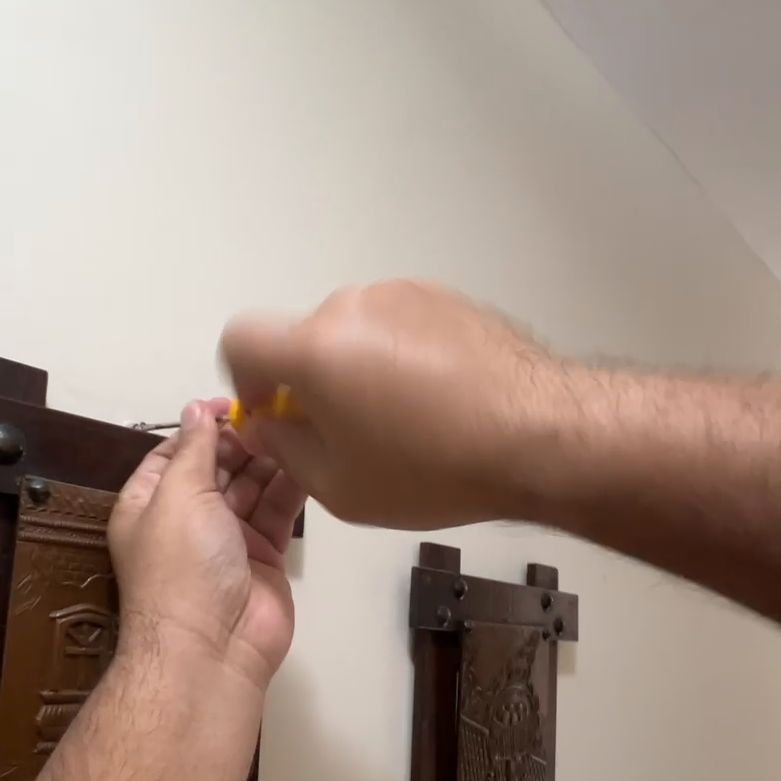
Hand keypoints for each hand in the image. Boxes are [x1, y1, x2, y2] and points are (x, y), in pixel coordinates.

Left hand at [109, 399, 307, 692]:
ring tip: (296, 430)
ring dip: (270, 460)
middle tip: (274, 415)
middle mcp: (187, 519)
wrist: (213, 647)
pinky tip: (309, 460)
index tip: (233, 404)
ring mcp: (228, 539)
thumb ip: (193, 449)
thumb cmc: (183, 565)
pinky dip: (291, 488)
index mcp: (150, 504)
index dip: (201, 427)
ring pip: (251, 487)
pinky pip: (277, 512)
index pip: (175, 453)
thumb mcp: (178, 495)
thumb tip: (196, 408)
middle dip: (242, 442)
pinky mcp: (264, 555)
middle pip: (217, 467)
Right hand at [221, 280, 573, 528]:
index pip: (240, 338)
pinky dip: (398, 358)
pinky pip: (397, 326)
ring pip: (352, 333)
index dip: (245, 378)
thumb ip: (283, 449)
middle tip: (348, 435)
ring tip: (404, 422)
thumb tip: (265, 423)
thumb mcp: (338, 487)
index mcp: (315, 348)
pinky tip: (436, 401)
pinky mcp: (444, 297)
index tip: (276, 412)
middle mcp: (353, 305)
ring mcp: (403, 294)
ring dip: (356, 370)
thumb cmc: (432, 470)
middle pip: (303, 339)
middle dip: (309, 383)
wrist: (541, 435)